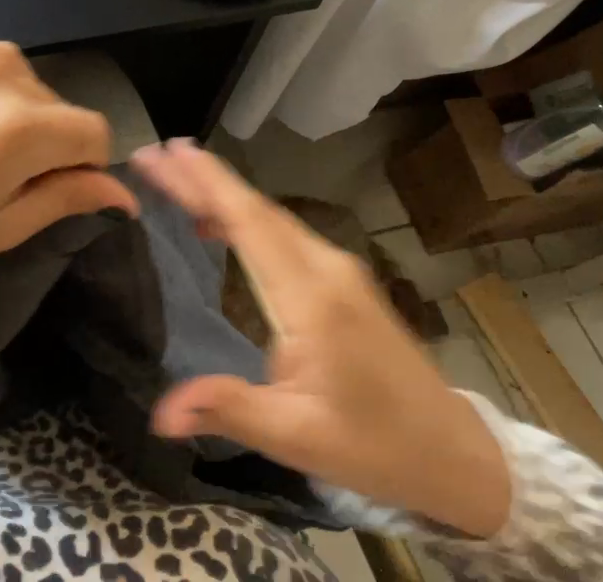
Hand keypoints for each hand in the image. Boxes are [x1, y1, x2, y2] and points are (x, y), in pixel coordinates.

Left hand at [0, 36, 137, 285]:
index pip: (95, 131)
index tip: (49, 187)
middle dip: (47, 141)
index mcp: (23, 125)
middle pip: (59, 107)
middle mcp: (2, 72)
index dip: (84, 165)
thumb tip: (126, 195)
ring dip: (17, 112)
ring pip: (26, 82)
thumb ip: (70, 198)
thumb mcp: (2, 225)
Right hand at [133, 141, 511, 537]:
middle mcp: (327, 269)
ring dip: (223, 195)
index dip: (206, 184)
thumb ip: (227, 410)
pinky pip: (285, 234)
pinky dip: (246, 218)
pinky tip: (220, 226)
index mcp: (312, 299)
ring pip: (272, 218)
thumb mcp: (295, 437)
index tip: (169, 151)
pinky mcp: (343, 281)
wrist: (450, 450)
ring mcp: (340, 271)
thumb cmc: (372, 445)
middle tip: (153, 156)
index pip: (250, 223)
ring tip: (175, 177)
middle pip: (256, 211)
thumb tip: (160, 413)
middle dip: (203, 179)